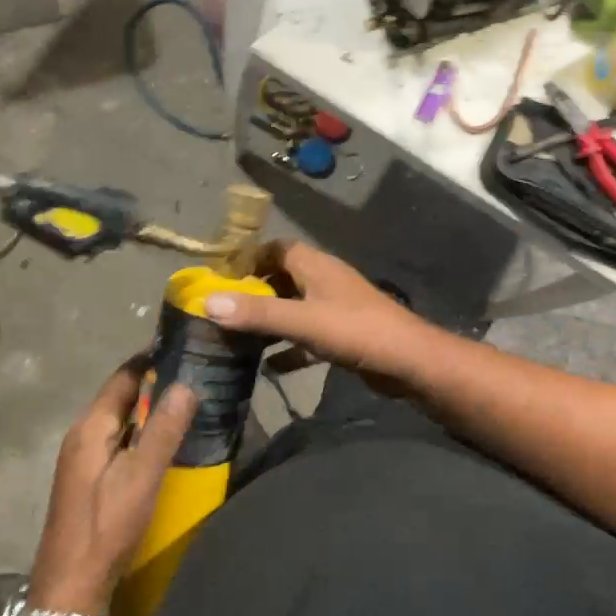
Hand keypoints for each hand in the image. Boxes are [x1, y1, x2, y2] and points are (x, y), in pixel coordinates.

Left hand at [25, 356, 198, 614]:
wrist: (71, 589)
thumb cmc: (105, 526)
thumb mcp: (140, 477)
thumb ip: (163, 429)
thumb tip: (187, 382)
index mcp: (90, 428)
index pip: (124, 376)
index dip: (153, 359)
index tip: (189, 346)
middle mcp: (83, 436)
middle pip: (123, 397)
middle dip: (158, 382)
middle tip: (201, 373)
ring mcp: (85, 459)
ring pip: (124, 421)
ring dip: (153, 409)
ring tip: (194, 401)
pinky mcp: (92, 480)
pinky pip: (123, 442)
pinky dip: (146, 433)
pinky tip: (171, 441)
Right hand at [203, 240, 423, 375]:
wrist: (408, 361)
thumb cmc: (356, 331)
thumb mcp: (302, 321)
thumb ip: (258, 313)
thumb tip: (207, 301)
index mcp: (315, 266)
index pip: (276, 248)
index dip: (247, 258)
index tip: (217, 278)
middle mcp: (324, 281)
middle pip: (281, 278)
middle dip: (252, 292)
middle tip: (220, 312)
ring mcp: (334, 308)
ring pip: (293, 308)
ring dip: (269, 321)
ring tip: (234, 339)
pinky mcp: (342, 335)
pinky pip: (306, 336)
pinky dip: (288, 348)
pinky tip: (268, 367)